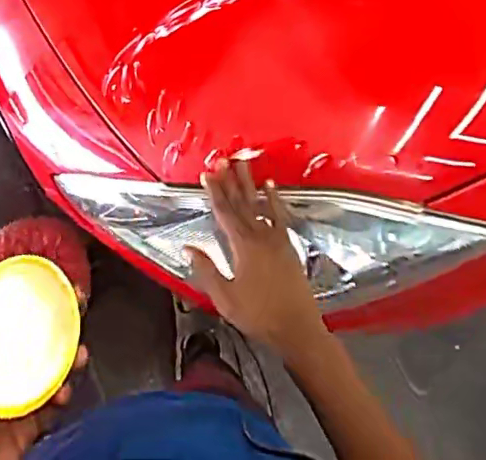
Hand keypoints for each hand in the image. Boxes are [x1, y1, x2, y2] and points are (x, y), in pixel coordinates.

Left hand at [0, 247, 87, 459]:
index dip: (32, 290)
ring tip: (80, 351)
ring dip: (69, 357)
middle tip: (79, 304)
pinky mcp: (25, 428)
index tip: (54, 272)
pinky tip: (66, 388)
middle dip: (61, 319)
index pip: (6, 310)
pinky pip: (52, 405)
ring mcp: (10, 400)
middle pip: (34, 337)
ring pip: (50, 368)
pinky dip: (64, 394)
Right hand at [187, 159, 329, 359]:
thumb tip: (189, 247)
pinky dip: (274, 198)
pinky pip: (279, 214)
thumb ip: (207, 270)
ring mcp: (275, 236)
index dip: (214, 192)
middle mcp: (258, 235)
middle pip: (240, 202)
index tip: (206, 174)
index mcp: (241, 246)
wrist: (297, 326)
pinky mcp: (287, 242)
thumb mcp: (225, 298)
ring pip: (258, 203)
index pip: (224, 212)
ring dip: (248, 182)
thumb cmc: (258, 315)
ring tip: (242, 162)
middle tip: (221, 159)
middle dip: (229, 179)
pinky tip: (270, 184)